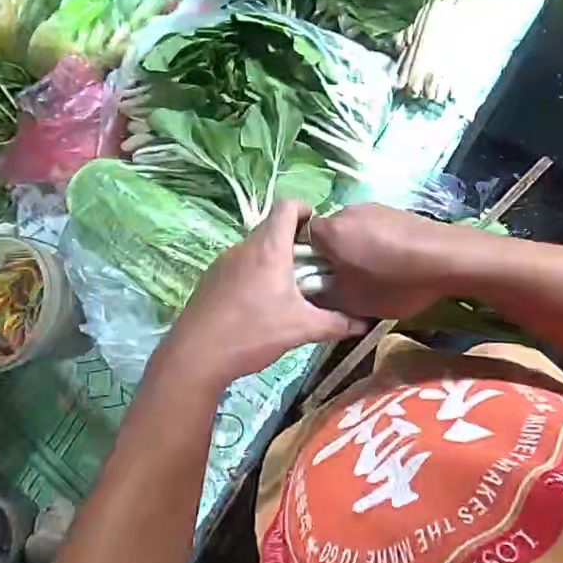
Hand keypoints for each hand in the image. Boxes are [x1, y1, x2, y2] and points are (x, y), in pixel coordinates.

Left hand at [154, 201, 363, 387]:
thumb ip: (337, 323)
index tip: (319, 233)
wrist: (196, 356)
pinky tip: (260, 305)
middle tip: (313, 268)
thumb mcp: (302, 329)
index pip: (287, 206)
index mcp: (269, 248)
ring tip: (289, 289)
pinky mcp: (210, 279)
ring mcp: (223, 262)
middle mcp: (244, 247)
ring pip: (256, 249)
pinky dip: (255, 274)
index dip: (306, 210)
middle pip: (272, 228)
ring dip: (274, 260)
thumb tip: (366, 324)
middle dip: (295, 242)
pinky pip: (239, 265)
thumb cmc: (253, 333)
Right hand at [305, 204, 473, 320]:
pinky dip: (381, 246)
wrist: (450, 259)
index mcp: (329, 230)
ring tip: (380, 275)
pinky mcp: (398, 211)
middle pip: (330, 235)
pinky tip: (399, 265)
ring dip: (360, 251)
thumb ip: (324, 296)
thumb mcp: (353, 302)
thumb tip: (315, 290)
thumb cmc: (393, 281)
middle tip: (351, 283)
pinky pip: (378, 230)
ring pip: (355, 232)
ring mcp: (375, 208)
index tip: (323, 281)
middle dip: (336, 257)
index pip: (301, 240)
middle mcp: (347, 211)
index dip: (309, 262)